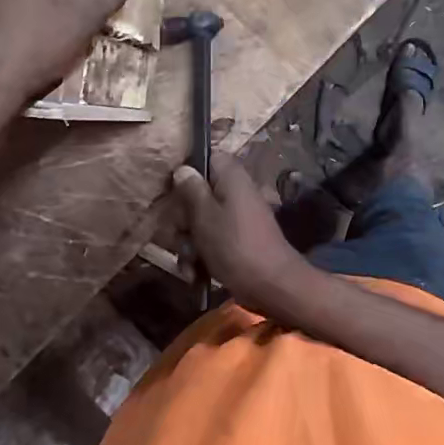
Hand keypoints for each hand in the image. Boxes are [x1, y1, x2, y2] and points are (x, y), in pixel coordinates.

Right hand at [173, 159, 319, 317]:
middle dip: (184, 221)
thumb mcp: (204, 215)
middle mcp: (235, 192)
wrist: (271, 285)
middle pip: (197, 196)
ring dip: (189, 245)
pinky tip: (196, 275)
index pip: (205, 159)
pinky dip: (201, 258)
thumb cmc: (234, 245)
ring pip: (200, 222)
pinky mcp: (237, 240)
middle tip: (183, 236)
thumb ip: (191, 190)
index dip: (186, 175)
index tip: (173, 194)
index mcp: (231, 177)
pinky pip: (211, 241)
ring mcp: (237, 217)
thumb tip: (183, 168)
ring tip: (191, 265)